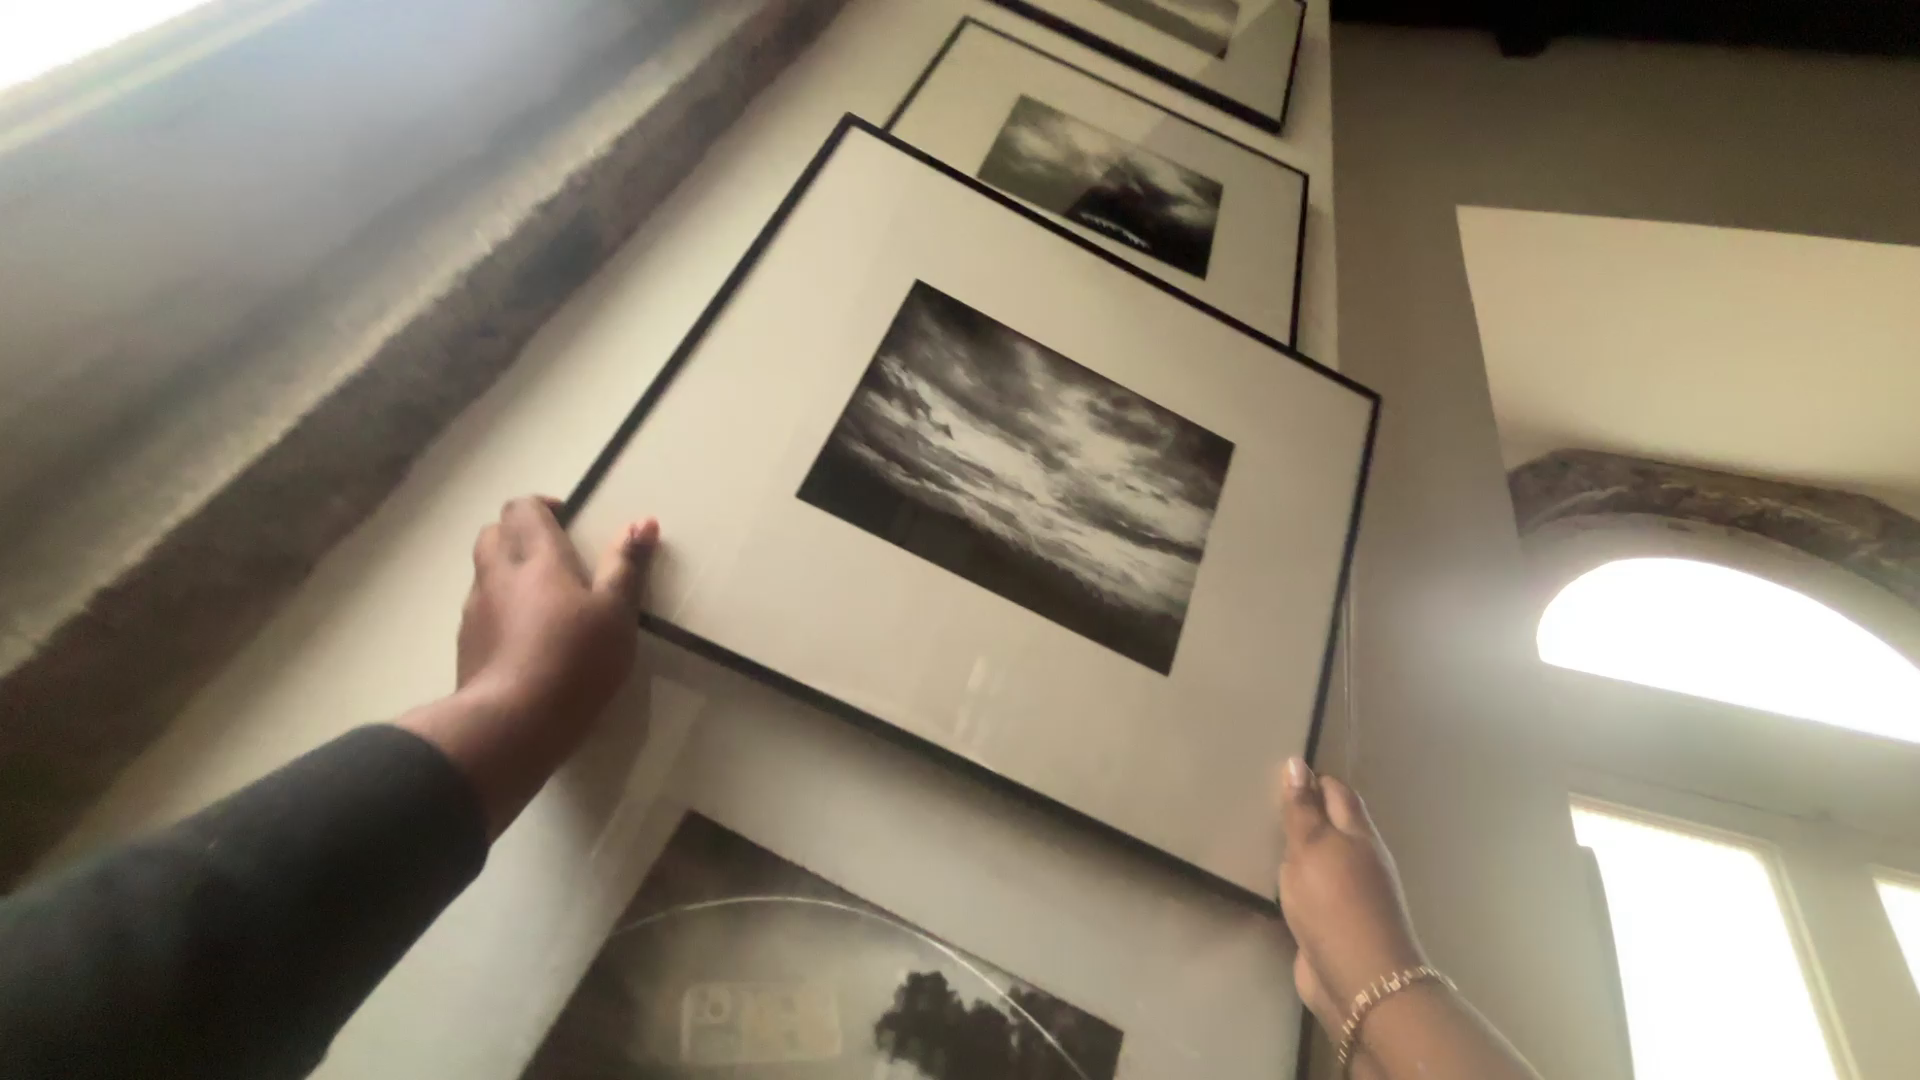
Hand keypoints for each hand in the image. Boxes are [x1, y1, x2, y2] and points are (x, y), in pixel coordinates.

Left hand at [457, 496, 657, 725]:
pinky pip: (481, 607)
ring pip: (484, 570)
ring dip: (508, 568)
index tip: (568, 520)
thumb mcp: (616, 611)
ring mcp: (475, 609)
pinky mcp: (466, 643)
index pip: (522, 508)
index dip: (542, 506)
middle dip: (520, 532)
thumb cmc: (576, 658)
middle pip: (493, 532)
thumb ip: (627, 565)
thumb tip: (643, 521)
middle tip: (555, 553)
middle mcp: (498, 574)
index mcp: (536, 558)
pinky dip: (500, 606)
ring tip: (543, 596)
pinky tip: (525, 635)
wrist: (513, 721)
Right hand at [1276, 757, 1426, 1037]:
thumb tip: (1296, 763)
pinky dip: (1293, 877)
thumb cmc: (1335, 903)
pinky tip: (1271, 877)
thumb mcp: (1312, 847)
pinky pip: (1310, 886)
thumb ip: (1302, 808)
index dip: (1312, 779)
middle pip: (1331, 823)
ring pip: (1319, 856)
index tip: (1276, 772)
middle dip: (1302, 810)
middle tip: (1260, 799)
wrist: (1359, 982)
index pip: (1337, 792)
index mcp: (1358, 834)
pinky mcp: (1332, 920)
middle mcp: (1358, 858)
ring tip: (1259, 833)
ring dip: (1295, 846)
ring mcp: (1348, 892)